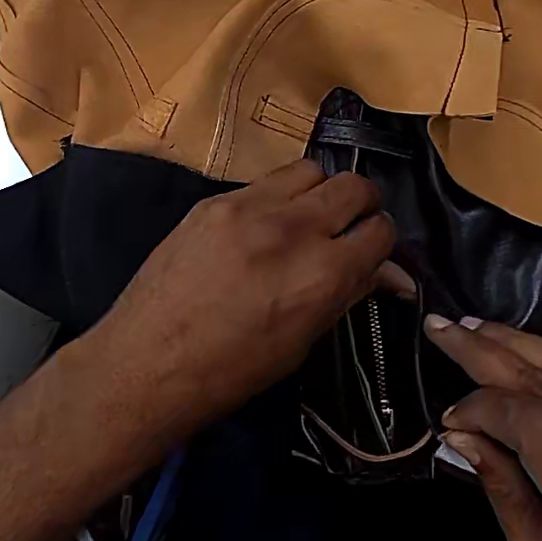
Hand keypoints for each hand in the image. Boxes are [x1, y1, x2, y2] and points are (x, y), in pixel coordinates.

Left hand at [77, 159, 395, 437]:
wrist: (146, 363)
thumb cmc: (233, 370)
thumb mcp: (303, 341)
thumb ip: (349, 294)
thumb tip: (395, 275)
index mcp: (322, 274)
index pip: (380, 230)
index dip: (382, 241)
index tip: (370, 251)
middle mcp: (294, 229)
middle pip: (355, 186)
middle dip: (362, 206)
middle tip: (347, 227)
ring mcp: (250, 207)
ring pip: (312, 170)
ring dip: (321, 191)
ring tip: (306, 218)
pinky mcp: (216, 201)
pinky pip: (266, 182)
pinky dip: (279, 197)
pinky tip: (262, 225)